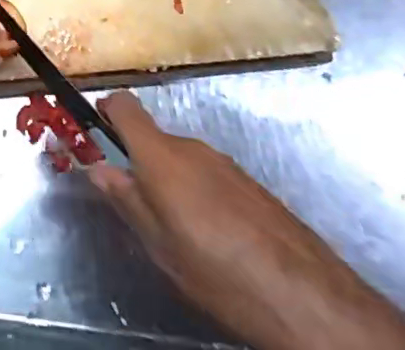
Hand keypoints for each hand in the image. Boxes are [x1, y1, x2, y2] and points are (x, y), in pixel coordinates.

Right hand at [88, 92, 404, 349]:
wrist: (309, 299)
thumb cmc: (218, 270)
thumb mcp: (158, 243)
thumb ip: (125, 199)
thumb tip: (98, 168)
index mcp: (160, 155)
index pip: (124, 105)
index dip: (105, 111)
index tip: (96, 131)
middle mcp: (192, 148)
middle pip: (153, 139)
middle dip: (139, 163)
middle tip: (136, 204)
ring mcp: (225, 164)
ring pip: (182, 161)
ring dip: (171, 182)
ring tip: (178, 231)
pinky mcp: (251, 185)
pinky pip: (210, 176)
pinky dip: (200, 194)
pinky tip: (213, 237)